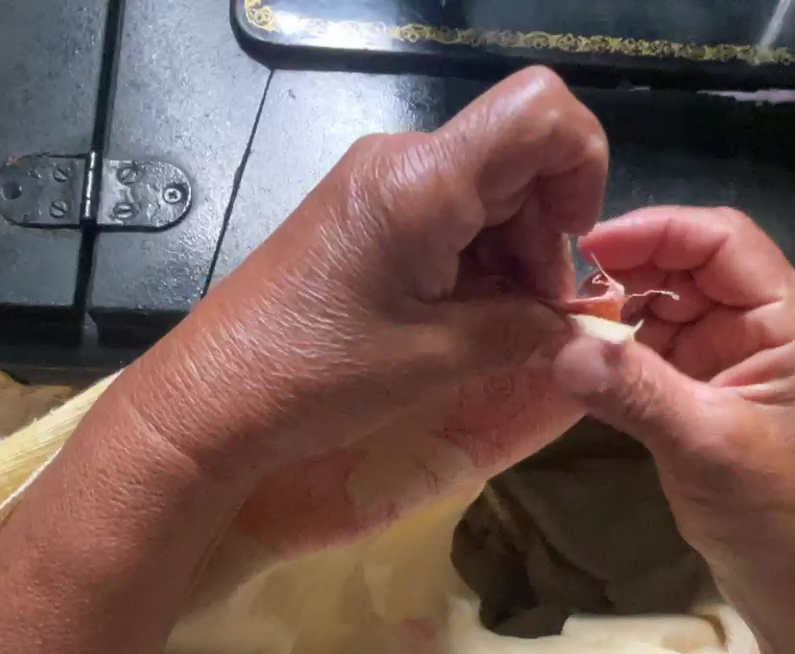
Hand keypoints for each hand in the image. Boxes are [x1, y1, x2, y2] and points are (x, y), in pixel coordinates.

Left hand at [115, 67, 607, 481]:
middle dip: (543, 239)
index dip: (581, 169)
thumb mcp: (431, 362)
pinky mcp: (359, 225)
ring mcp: (375, 192)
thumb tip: (577, 330)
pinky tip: (462, 325)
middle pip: (514, 163)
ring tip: (498, 335)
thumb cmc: (318, 376)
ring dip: (507, 263)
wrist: (213, 399)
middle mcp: (400, 165)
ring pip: (481, 199)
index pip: (540, 113)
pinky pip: (441, 225)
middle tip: (537, 322)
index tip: (569, 251)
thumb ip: (519, 333)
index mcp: (421, 181)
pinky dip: (469, 271)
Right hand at [550, 207, 794, 593]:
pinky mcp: (699, 376)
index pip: (723, 241)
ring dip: (616, 304)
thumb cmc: (764, 505)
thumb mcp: (701, 443)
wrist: (780, 564)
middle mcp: (762, 319)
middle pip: (691, 262)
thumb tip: (561, 348)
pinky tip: (582, 351)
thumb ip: (635, 392)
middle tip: (563, 290)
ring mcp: (728, 347)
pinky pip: (651, 339)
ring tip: (564, 320)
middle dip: (628, 269)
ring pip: (666, 298)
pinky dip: (615, 341)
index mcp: (789, 319)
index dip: (656, 232)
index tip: (587, 249)